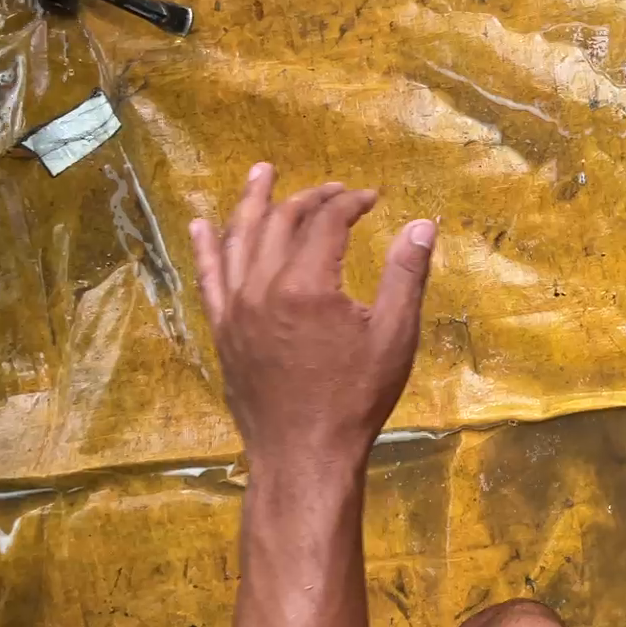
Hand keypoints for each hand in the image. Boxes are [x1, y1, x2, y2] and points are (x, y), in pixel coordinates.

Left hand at [189, 163, 435, 474]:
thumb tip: (422, 224)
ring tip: (260, 173)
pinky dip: (207, 246)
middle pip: (281, 222)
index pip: (327, 222)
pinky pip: (209, 277)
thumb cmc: (358, 396)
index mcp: (308, 285)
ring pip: (238, 239)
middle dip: (311, 199)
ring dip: (252, 203)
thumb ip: (406, 275)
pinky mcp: (222, 329)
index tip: (374, 198)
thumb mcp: (395, 335)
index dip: (352, 202)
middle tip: (337, 190)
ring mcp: (235, 308)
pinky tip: (202, 225)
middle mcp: (263, 287)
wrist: (305, 453)